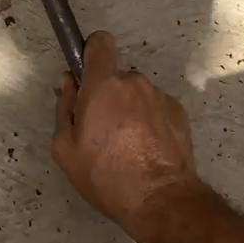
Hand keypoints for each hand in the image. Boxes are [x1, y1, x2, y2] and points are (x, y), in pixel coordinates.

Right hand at [52, 31, 202, 238]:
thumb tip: (70, 83)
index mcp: (103, 84)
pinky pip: (156, 108)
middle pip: (116, 77)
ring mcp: (159, 96)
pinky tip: (148, 151)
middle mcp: (133, 81)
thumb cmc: (105, 175)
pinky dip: (150, 122)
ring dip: (131, 110)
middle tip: (103, 130)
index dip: (91, 54)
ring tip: (129, 147)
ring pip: (137, 94)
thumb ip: (64, 107)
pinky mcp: (179, 112)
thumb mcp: (65, 149)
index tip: (87, 77)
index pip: (100, 42)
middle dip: (109, 95)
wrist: (161, 200)